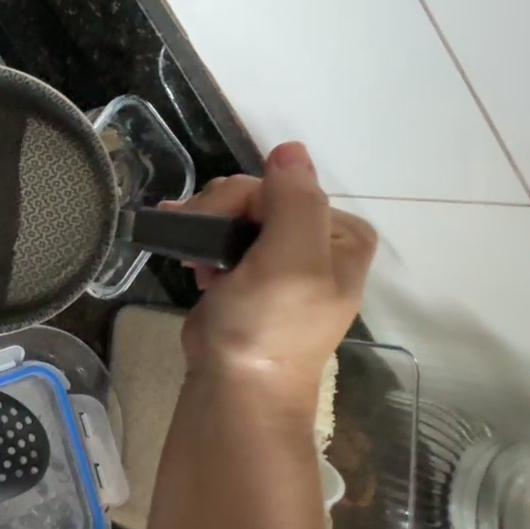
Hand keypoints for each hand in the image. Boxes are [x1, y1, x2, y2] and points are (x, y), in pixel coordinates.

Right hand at [168, 141, 376, 387]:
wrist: (237, 381)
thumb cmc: (267, 324)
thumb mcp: (289, 262)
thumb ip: (294, 203)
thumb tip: (290, 147)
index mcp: (340, 234)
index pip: (275, 187)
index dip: (233, 201)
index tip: (210, 231)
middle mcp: (317, 240)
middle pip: (250, 196)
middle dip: (213, 214)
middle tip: (195, 245)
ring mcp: (281, 258)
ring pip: (229, 214)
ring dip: (201, 229)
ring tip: (189, 256)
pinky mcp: (248, 273)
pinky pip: (219, 237)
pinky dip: (198, 245)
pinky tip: (192, 264)